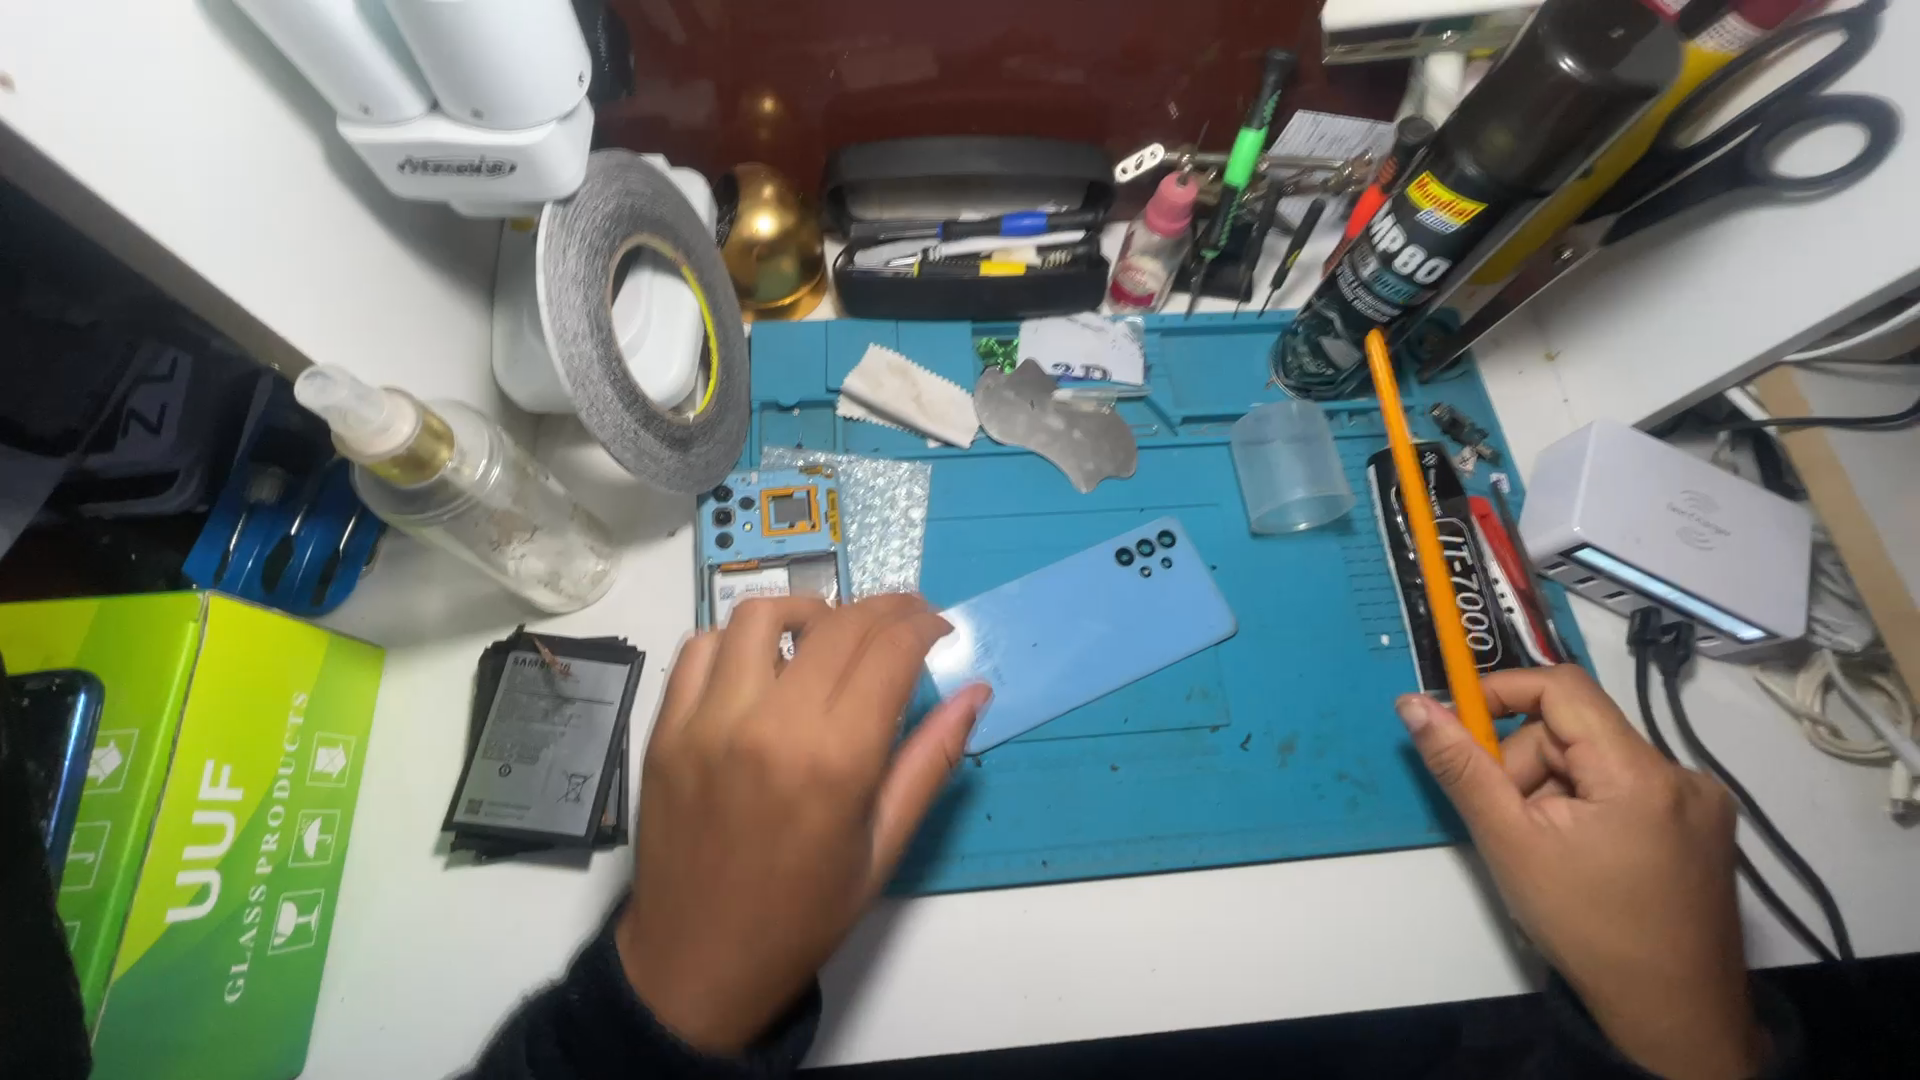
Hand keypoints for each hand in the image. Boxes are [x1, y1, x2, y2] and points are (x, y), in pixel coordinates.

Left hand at [617, 594, 988, 1053]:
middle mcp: (771, 725)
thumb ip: (931, 759)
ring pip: (761, 615)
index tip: (938, 626)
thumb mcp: (885, 846)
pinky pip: (702, 648)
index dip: (923, 624)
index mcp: (836, 761)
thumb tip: (975, 692)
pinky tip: (763, 663)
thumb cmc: (804, 912)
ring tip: (830, 633)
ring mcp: (709, 721)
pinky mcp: (666, 728)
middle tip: (904, 618)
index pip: (890, 651)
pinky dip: (741, 639)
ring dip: (809, 610)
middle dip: (884, 608)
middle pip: (838, 624)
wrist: (696, 964)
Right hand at [1398, 666, 1767, 1079]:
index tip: (1459, 724)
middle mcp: (1680, 775)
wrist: (1672, 1017)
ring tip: (1542, 845)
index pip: (1562, 688)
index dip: (1501, 691)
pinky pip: (1617, 786)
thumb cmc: (1583, 923)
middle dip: (1523, 764)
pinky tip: (1576, 851)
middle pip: (1570, 732)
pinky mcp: (1699, 827)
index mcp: (1639, 772)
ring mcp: (1697, 803)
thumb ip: (1459, 764)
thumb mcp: (1505, 839)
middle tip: (1507, 819)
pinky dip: (1580, 804)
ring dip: (1549, 788)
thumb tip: (1412, 703)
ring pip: (1589, 761)